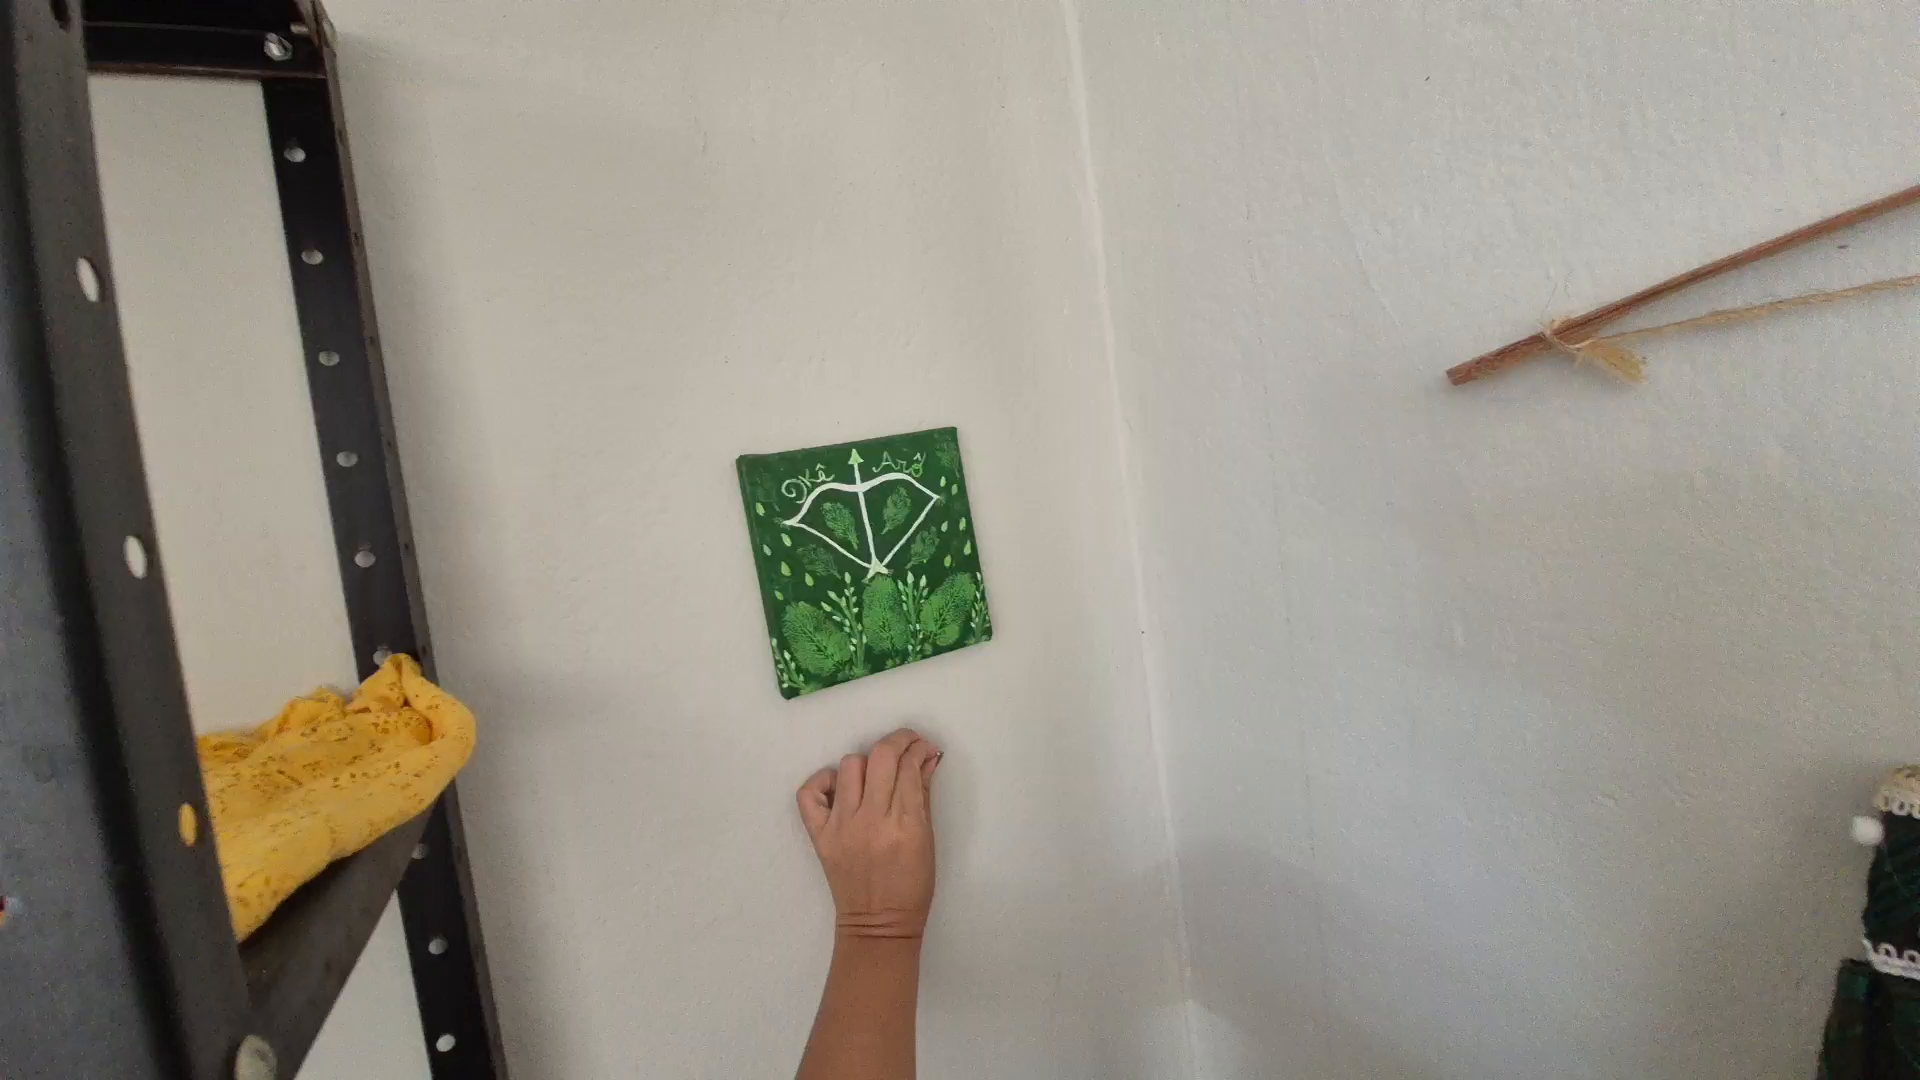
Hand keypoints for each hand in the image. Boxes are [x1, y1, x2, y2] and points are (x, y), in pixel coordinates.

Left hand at [796, 728, 941, 939]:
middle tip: (906, 746)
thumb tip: (926, 757)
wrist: (877, 925)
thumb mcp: (927, 838)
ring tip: (874, 777)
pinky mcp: (819, 835)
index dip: (918, 748)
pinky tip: (840, 789)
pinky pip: (809, 793)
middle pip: (881, 756)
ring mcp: (841, 826)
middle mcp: (871, 820)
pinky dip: (823, 782)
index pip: (909, 766)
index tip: (923, 749)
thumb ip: (924, 793)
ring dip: (867, 763)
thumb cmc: (911, 885)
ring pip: (849, 766)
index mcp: (905, 824)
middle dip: (898, 741)